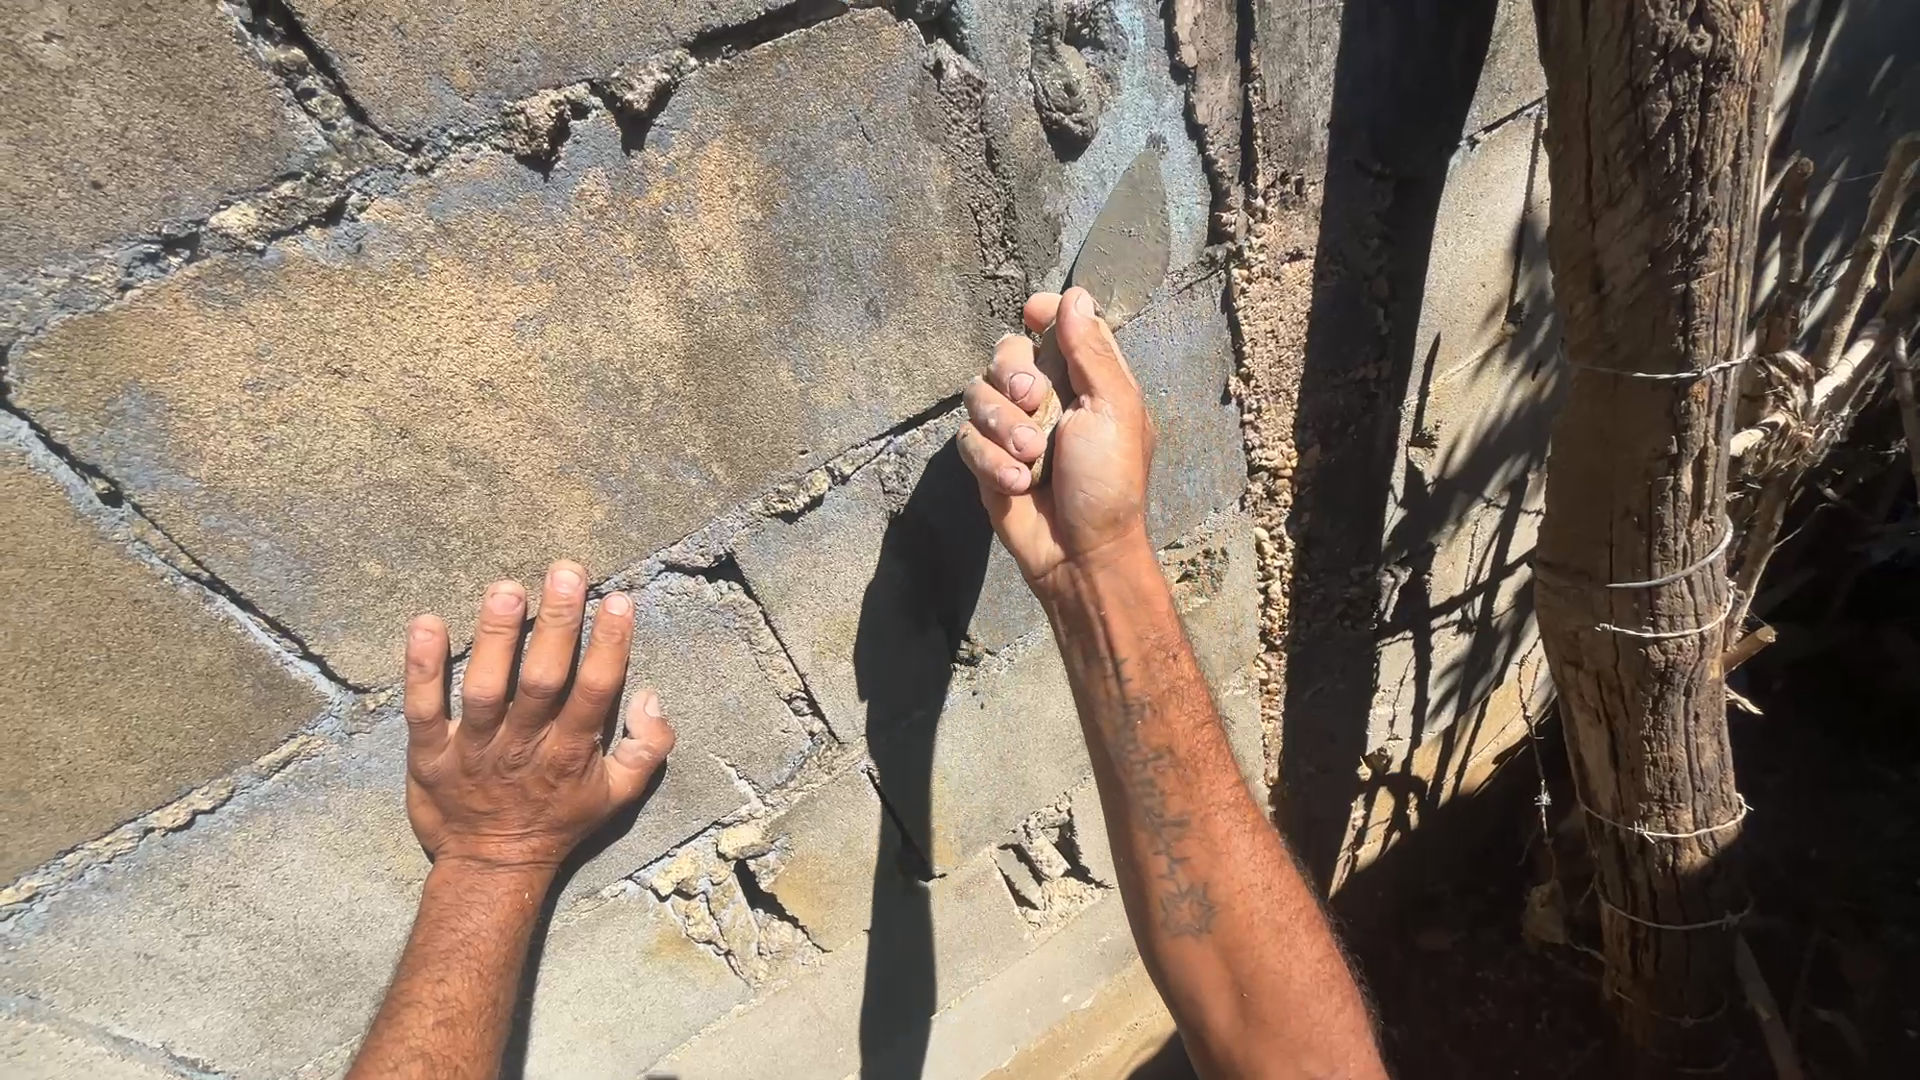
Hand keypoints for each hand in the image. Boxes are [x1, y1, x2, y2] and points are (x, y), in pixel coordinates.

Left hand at [401, 561, 674, 873]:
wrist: (491, 865)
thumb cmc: (564, 817)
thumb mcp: (623, 793)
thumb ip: (649, 746)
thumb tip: (650, 696)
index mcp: (572, 752)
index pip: (595, 691)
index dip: (609, 646)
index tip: (618, 601)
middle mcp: (523, 745)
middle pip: (542, 681)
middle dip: (557, 625)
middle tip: (566, 573)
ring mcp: (471, 749)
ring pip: (484, 689)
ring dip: (495, 639)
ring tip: (507, 589)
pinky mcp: (427, 753)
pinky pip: (421, 708)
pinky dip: (421, 668)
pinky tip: (427, 623)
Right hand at [957, 287, 1155, 597]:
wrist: (1081, 552)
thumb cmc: (1110, 483)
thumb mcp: (1114, 411)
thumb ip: (1091, 353)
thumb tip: (1074, 296)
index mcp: (1083, 381)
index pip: (1056, 326)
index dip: (1044, 313)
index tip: (1034, 315)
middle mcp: (1045, 398)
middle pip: (1005, 352)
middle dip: (1013, 374)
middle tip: (1034, 401)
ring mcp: (1011, 429)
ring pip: (977, 394)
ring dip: (1001, 425)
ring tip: (1029, 456)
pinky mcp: (986, 460)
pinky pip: (966, 439)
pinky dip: (990, 461)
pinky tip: (1017, 483)